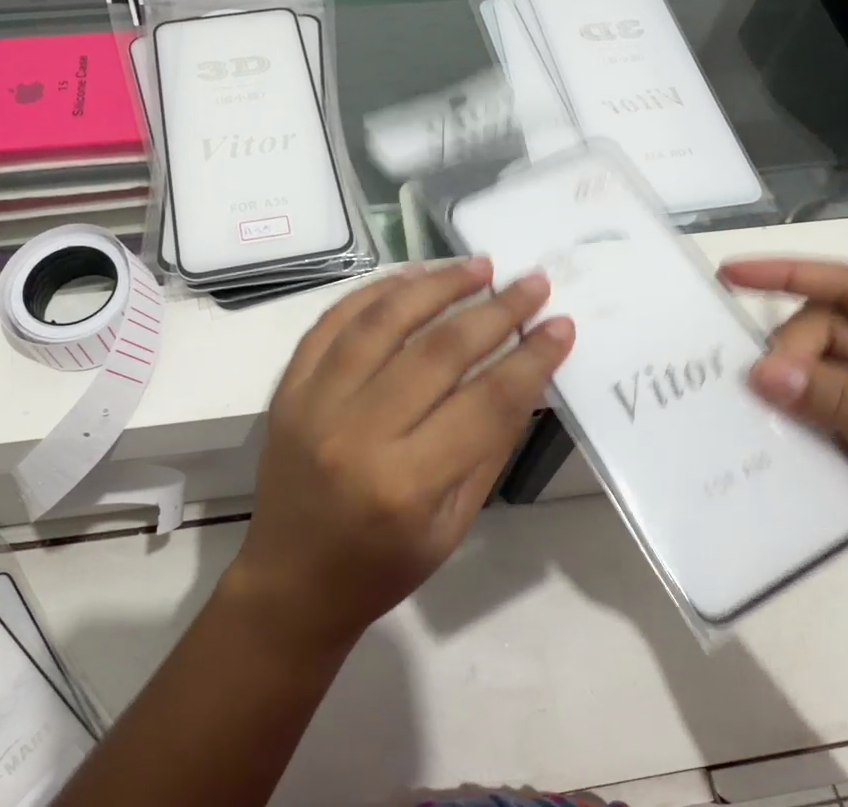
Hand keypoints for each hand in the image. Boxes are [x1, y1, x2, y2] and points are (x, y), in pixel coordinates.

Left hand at [228, 259, 573, 650]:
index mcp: (406, 483)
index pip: (485, 401)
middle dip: (495, 311)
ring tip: (478, 266)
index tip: (560, 324)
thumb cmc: (382, 566)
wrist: (291, 582)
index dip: (530, 358)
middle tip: (531, 283)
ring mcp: (313, 405)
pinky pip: (331, 323)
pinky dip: (374, 293)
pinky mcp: (287, 389)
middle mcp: (357, 434)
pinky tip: (412, 277)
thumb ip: (488, 446)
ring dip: (436, 285)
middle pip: (438, 351)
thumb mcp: (453, 524)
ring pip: (382, 322)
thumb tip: (526, 378)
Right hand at [720, 258, 847, 609]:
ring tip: (743, 406)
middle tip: (759, 387)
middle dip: (790, 351)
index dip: (796, 275)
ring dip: (782, 388)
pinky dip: (786, 422)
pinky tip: (757, 431)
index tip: (732, 273)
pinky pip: (813, 417)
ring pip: (814, 375)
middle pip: (828, 332)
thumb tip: (760, 371)